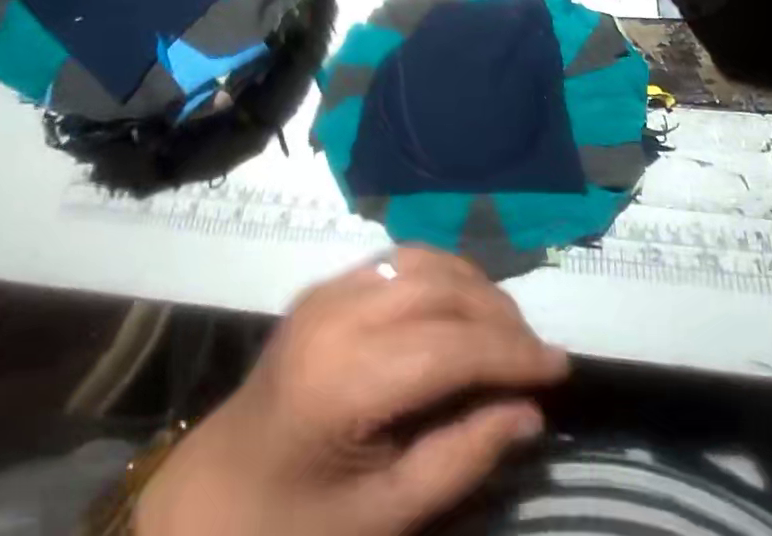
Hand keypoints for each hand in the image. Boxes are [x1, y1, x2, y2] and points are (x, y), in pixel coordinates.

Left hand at [136, 248, 569, 535]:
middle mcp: (336, 317)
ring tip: (505, 332)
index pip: (452, 347)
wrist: (210, 494)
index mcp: (342, 381)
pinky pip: (403, 261)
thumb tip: (531, 412)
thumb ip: (463, 457)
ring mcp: (328, 292)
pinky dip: (446, 277)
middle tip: (535, 358)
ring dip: (478, 291)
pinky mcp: (327, 285)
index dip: (515, 354)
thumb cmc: (293, 523)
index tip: (561, 368)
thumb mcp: (384, 515)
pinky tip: (461, 309)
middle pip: (445, 293)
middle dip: (503, 320)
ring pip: (429, 263)